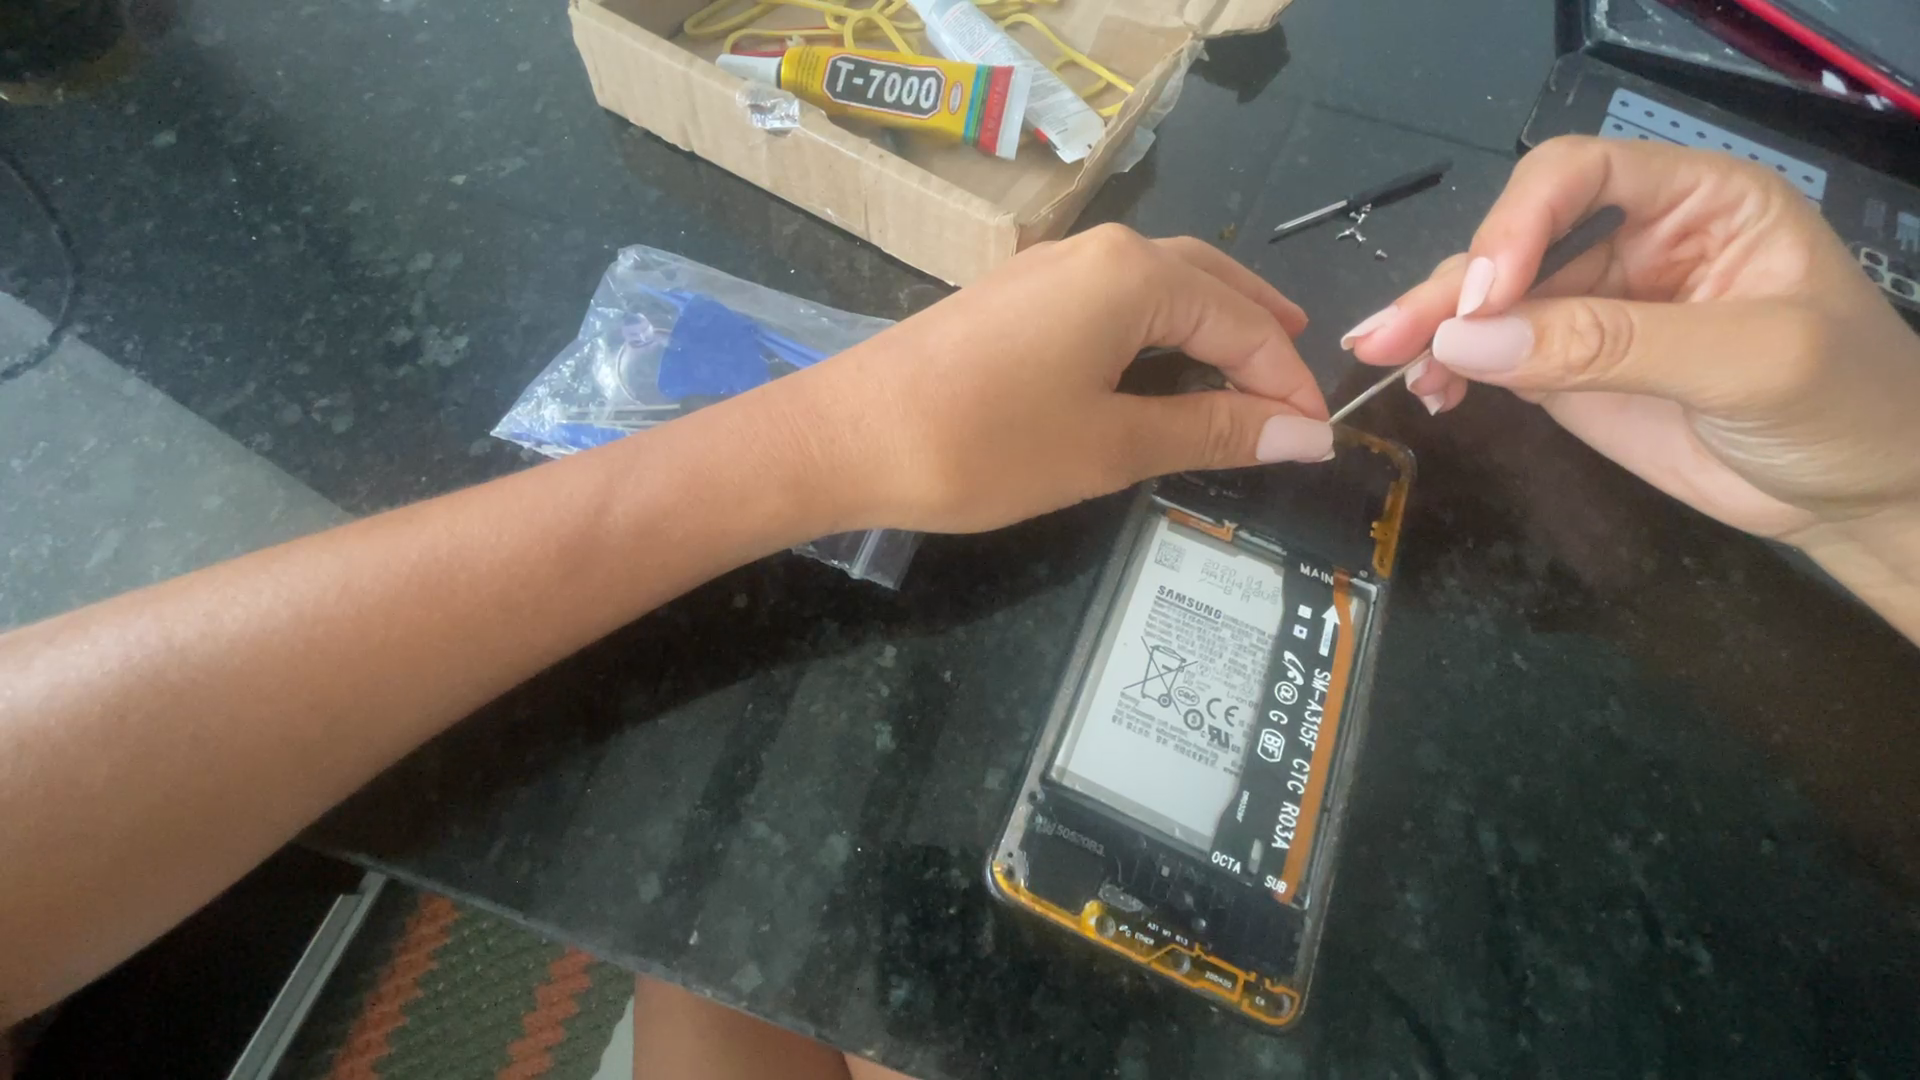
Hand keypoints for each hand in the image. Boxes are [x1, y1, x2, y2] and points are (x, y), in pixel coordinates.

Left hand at [768, 224, 1332, 533]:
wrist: (848, 438)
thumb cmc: (986, 447)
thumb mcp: (1109, 446)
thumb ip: (1209, 432)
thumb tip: (1303, 434)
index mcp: (1132, 276)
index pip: (1240, 324)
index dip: (1285, 383)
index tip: (1316, 436)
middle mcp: (1094, 252)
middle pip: (1203, 286)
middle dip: (1255, 333)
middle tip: (1293, 382)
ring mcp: (1045, 271)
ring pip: (1153, 289)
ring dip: (1204, 327)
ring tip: (1241, 366)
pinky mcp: (1011, 298)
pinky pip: (1105, 304)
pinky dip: (1149, 334)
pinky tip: (1153, 362)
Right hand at [1340, 135, 1919, 544]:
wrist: (1846, 491)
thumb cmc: (1842, 406)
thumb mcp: (1748, 363)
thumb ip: (1608, 345)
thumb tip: (1463, 343)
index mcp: (1693, 206)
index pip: (1577, 177)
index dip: (1515, 226)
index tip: (1482, 302)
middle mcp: (1624, 245)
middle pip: (1507, 245)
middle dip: (1444, 292)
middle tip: (1381, 343)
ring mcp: (1581, 309)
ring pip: (1478, 303)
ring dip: (1428, 334)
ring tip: (1394, 372)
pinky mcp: (1550, 366)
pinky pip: (1478, 355)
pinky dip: (1442, 370)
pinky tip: (1431, 394)